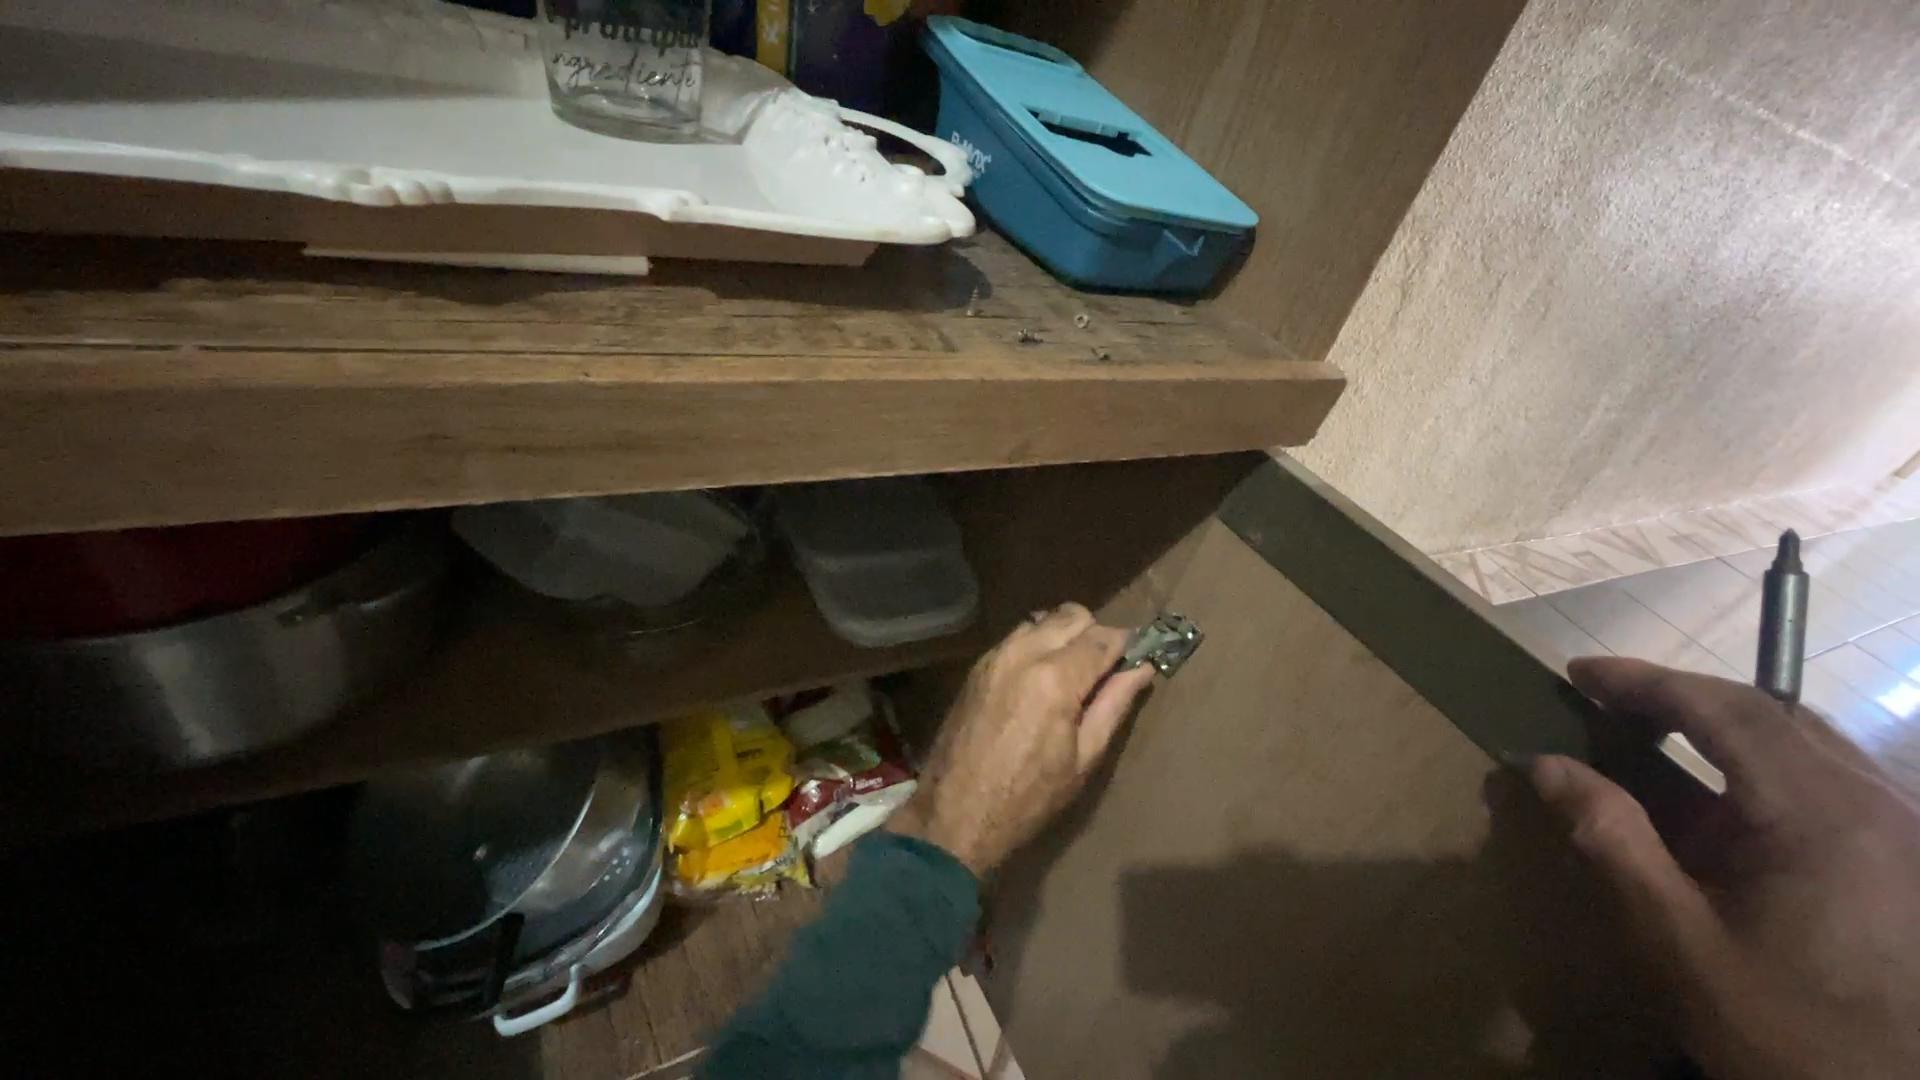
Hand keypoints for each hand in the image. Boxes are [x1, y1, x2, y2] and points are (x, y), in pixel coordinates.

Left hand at [890, 603, 1153, 875]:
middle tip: (1103, 671)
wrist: (954, 814)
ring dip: (1063, 636)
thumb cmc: (1028, 797)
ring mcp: (995, 655)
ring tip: (1071, 676)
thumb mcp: (1083, 758)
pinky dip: (1036, 645)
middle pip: (1073, 615)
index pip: (1104, 636)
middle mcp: (1023, 653)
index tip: (1138, 659)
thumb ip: (1114, 705)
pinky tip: (1039, 681)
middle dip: (1094, 634)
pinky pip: (1016, 637)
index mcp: (1055, 677)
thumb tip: (1142, 667)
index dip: (1127, 644)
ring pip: (1042, 620)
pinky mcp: (977, 666)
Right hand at [1528, 656, 1919, 1079]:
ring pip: (1802, 740)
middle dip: (1677, 697)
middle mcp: (1883, 806)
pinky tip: (1712, 790)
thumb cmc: (1782, 1025)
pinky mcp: (1907, 856)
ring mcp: (1905, 830)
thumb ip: (1610, 838)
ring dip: (1717, 725)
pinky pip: (1827, 777)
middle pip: (1768, 713)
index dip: (1645, 682)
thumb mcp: (1675, 936)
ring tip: (1645, 733)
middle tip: (1603, 702)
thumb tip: (1545, 765)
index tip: (1579, 674)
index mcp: (1826, 817)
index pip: (1726, 710)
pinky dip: (1756, 760)